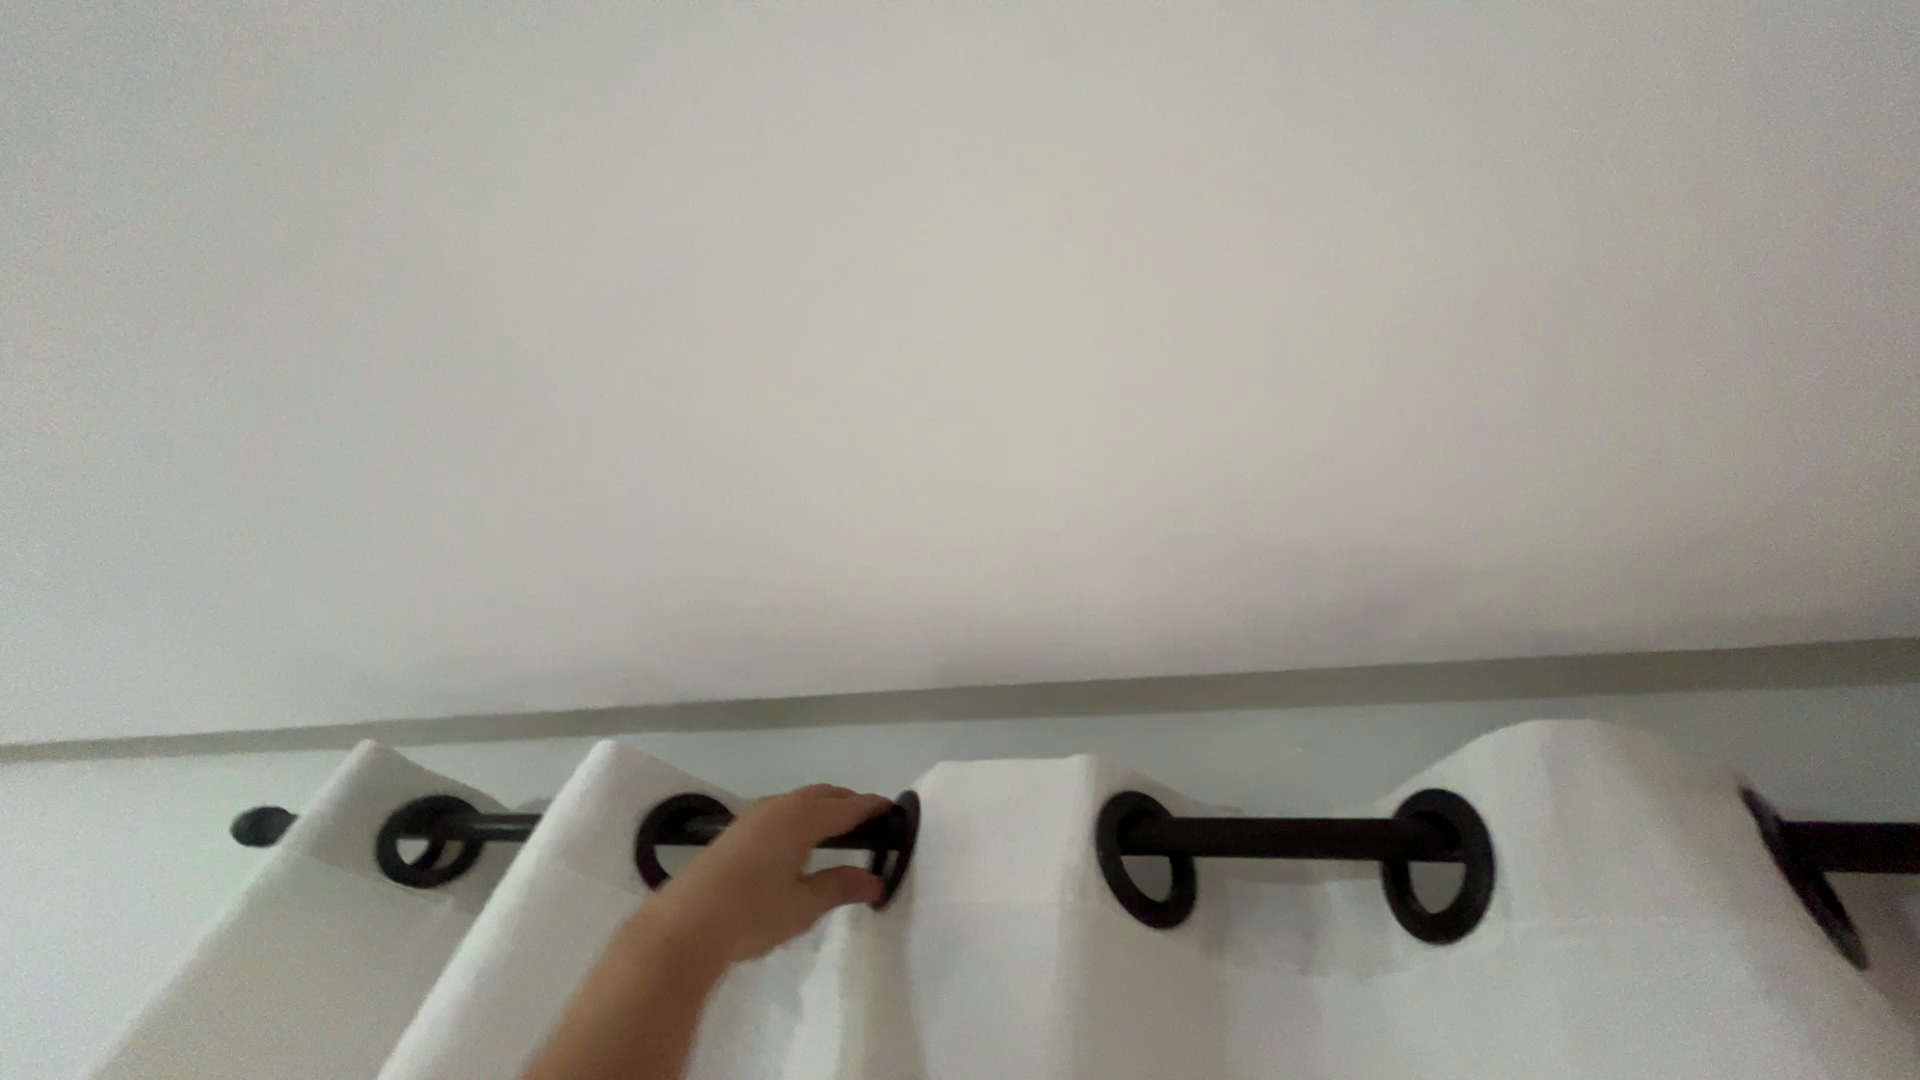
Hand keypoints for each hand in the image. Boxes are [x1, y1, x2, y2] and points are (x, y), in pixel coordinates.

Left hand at [637, 784, 891, 965]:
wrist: (682, 927)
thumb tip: (875, 880)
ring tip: (838, 829)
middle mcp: (778, 807)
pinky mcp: (735, 832)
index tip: (894, 810)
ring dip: (821, 807)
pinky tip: (798, 841)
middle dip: (848, 802)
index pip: (846, 807)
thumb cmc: (751, 914)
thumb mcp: (803, 905)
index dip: (871, 808)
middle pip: (822, 795)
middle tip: (870, 819)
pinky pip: (780, 811)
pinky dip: (800, 816)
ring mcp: (752, 817)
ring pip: (798, 801)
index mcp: (800, 819)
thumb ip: (840, 886)